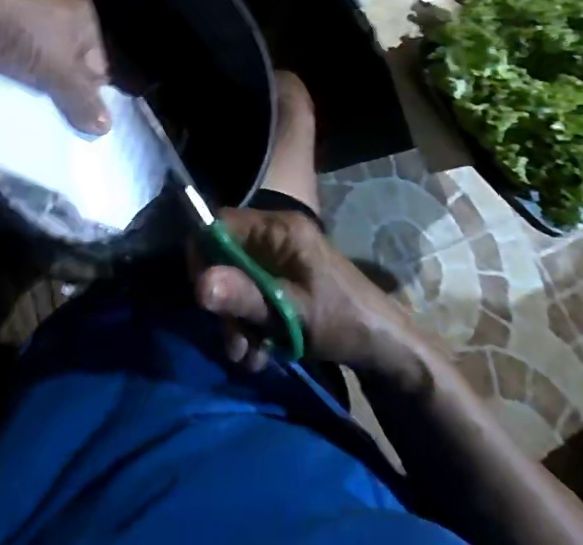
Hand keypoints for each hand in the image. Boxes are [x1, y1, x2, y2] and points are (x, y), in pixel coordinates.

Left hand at [0, 0, 110, 133]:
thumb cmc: (25, 32)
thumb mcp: (60, 67)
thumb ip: (82, 99)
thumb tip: (106, 128)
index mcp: (82, 18)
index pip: (97, 64)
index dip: (91, 94)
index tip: (82, 122)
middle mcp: (58, 21)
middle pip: (68, 70)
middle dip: (63, 97)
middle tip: (59, 126)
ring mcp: (25, 30)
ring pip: (40, 73)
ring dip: (37, 96)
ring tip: (34, 121)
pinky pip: (15, 71)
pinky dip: (14, 89)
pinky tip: (11, 106)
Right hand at [196, 207, 431, 386]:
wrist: (384, 344)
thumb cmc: (342, 322)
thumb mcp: (291, 313)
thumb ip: (245, 297)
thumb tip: (199, 285)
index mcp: (280, 229)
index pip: (220, 224)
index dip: (203, 257)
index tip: (204, 299)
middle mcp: (277, 233)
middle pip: (226, 256)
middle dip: (224, 302)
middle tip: (235, 345)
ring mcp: (282, 255)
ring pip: (237, 278)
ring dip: (237, 320)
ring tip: (250, 358)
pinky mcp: (286, 276)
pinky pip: (253, 289)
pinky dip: (251, 320)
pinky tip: (260, 353)